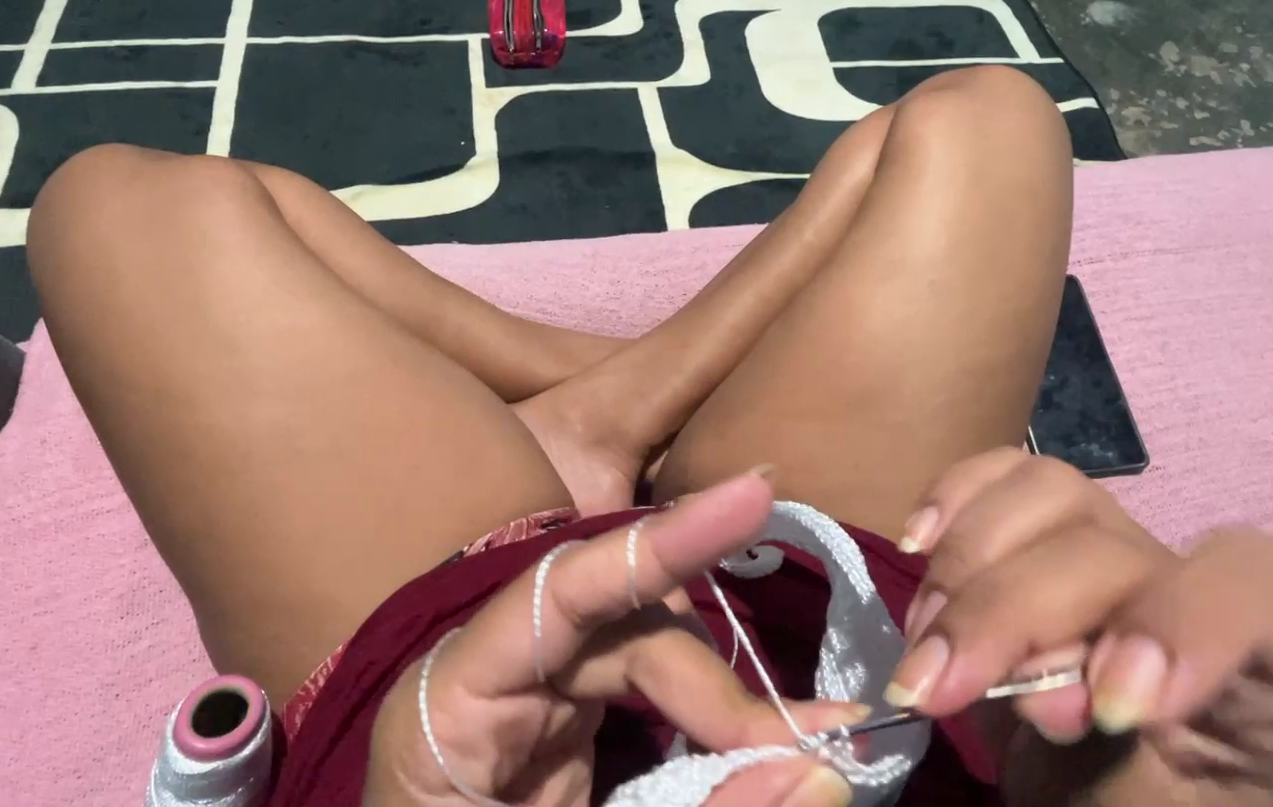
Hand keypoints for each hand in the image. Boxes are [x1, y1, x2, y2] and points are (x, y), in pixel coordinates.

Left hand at [365, 469, 866, 806]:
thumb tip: (819, 774)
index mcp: (453, 701)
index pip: (560, 588)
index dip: (661, 540)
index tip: (754, 497)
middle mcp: (496, 673)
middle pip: (625, 624)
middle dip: (720, 684)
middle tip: (817, 744)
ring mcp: (534, 696)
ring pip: (649, 650)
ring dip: (726, 699)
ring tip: (801, 745)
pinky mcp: (566, 726)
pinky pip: (650, 693)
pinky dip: (708, 720)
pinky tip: (756, 744)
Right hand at [890, 450, 1272, 806]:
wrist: (1085, 800)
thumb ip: (1120, 758)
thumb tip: (1038, 692)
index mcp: (1265, 667)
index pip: (1260, 587)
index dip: (1182, 625)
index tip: (1105, 707)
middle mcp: (1182, 583)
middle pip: (1104, 547)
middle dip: (1007, 616)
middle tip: (939, 687)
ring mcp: (1104, 542)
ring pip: (1044, 490)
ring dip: (964, 567)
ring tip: (924, 640)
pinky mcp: (1034, 530)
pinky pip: (998, 474)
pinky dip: (948, 500)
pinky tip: (917, 547)